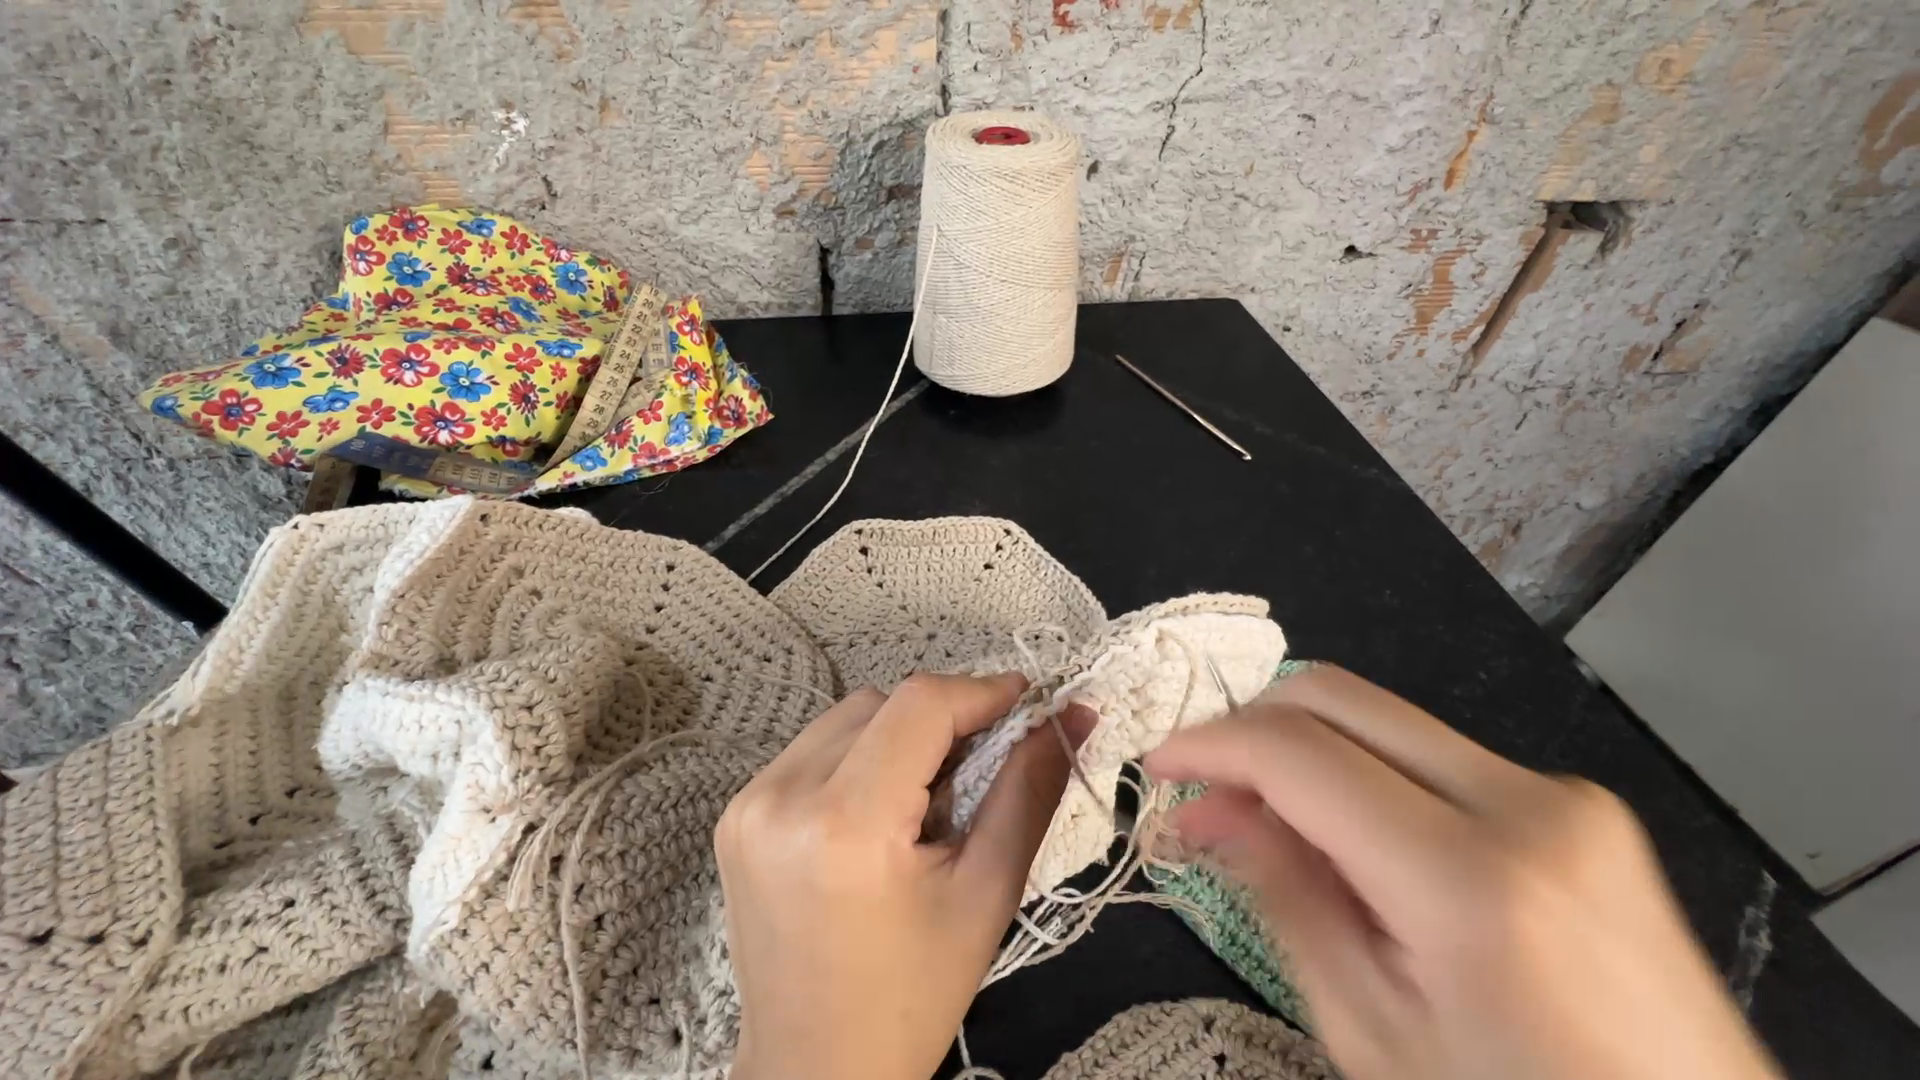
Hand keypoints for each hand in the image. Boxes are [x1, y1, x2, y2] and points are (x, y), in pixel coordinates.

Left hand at [716, 673, 1093, 1079]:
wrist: (815, 1066)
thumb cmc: (914, 993)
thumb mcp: (987, 892)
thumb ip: (1030, 789)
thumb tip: (1074, 712)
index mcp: (847, 825)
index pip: (920, 705)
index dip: (982, 692)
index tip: (1029, 706)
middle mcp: (782, 797)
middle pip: (883, 704)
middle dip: (943, 722)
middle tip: (978, 772)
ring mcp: (748, 802)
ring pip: (847, 718)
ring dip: (898, 737)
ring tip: (923, 802)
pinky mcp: (735, 812)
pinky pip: (813, 748)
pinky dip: (858, 758)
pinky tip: (877, 814)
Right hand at [1145, 665, 1781, 1079]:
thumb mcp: (1370, 1030)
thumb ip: (1284, 894)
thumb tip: (1208, 806)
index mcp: (1469, 877)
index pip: (1298, 753)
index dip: (1209, 744)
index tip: (1154, 765)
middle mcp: (1525, 802)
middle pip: (1339, 698)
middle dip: (1249, 725)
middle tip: (1200, 786)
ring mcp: (1562, 795)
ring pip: (1382, 719)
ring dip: (1302, 749)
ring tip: (1263, 820)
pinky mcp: (1577, 805)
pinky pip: (1431, 755)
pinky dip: (1361, 773)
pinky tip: (1348, 838)